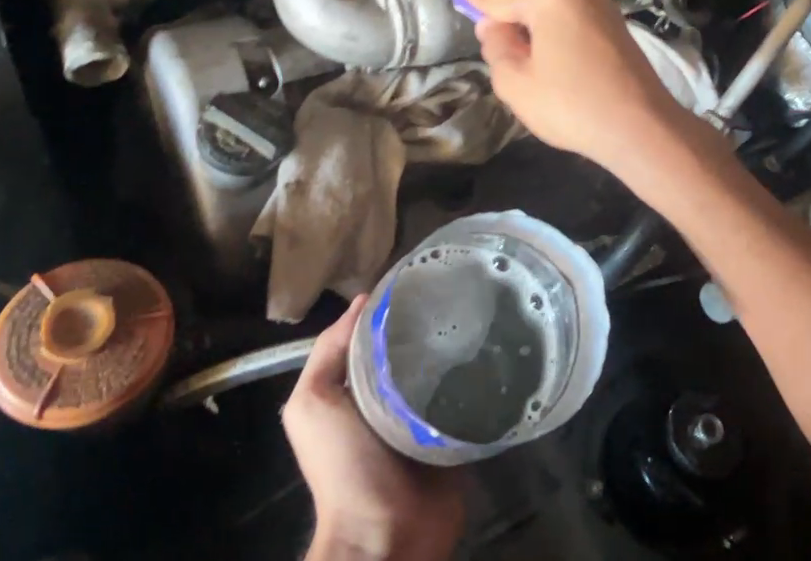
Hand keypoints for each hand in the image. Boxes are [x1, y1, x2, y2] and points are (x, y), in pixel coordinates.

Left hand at [284, 296, 464, 560]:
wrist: (385, 533)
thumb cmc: (343, 465)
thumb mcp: (313, 404)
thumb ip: (328, 353)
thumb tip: (362, 301)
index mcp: (355, 388)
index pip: (375, 335)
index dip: (392, 308)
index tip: (422, 277)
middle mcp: (391, 398)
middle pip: (414, 349)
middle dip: (433, 325)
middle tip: (462, 293)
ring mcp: (427, 416)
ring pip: (446, 370)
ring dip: (461, 350)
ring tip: (486, 315)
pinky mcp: (457, 433)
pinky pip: (471, 399)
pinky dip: (481, 379)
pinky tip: (498, 352)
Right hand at [464, 0, 697, 174]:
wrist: (641, 127)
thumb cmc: (571, 103)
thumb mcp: (515, 81)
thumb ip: (496, 48)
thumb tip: (493, 27)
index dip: (479, 4)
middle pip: (529, 5)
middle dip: (514, 27)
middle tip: (506, 65)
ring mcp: (604, 5)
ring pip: (554, 17)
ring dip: (540, 37)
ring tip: (536, 76)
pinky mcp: (620, 26)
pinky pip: (576, 27)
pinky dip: (563, 42)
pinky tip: (563, 73)